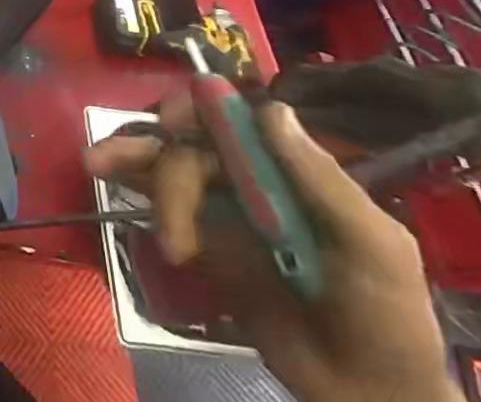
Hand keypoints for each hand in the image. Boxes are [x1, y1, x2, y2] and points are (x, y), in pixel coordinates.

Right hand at [86, 95, 461, 401]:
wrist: (364, 394)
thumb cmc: (384, 314)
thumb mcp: (370, 244)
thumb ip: (321, 180)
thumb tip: (270, 108)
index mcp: (291, 168)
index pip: (237, 118)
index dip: (198, 107)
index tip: (171, 120)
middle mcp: (252, 177)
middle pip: (191, 142)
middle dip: (156, 150)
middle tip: (115, 157)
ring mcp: (223, 209)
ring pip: (168, 167)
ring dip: (133, 164)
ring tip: (96, 166)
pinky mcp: (202, 241)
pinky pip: (161, 204)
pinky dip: (137, 188)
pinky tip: (106, 179)